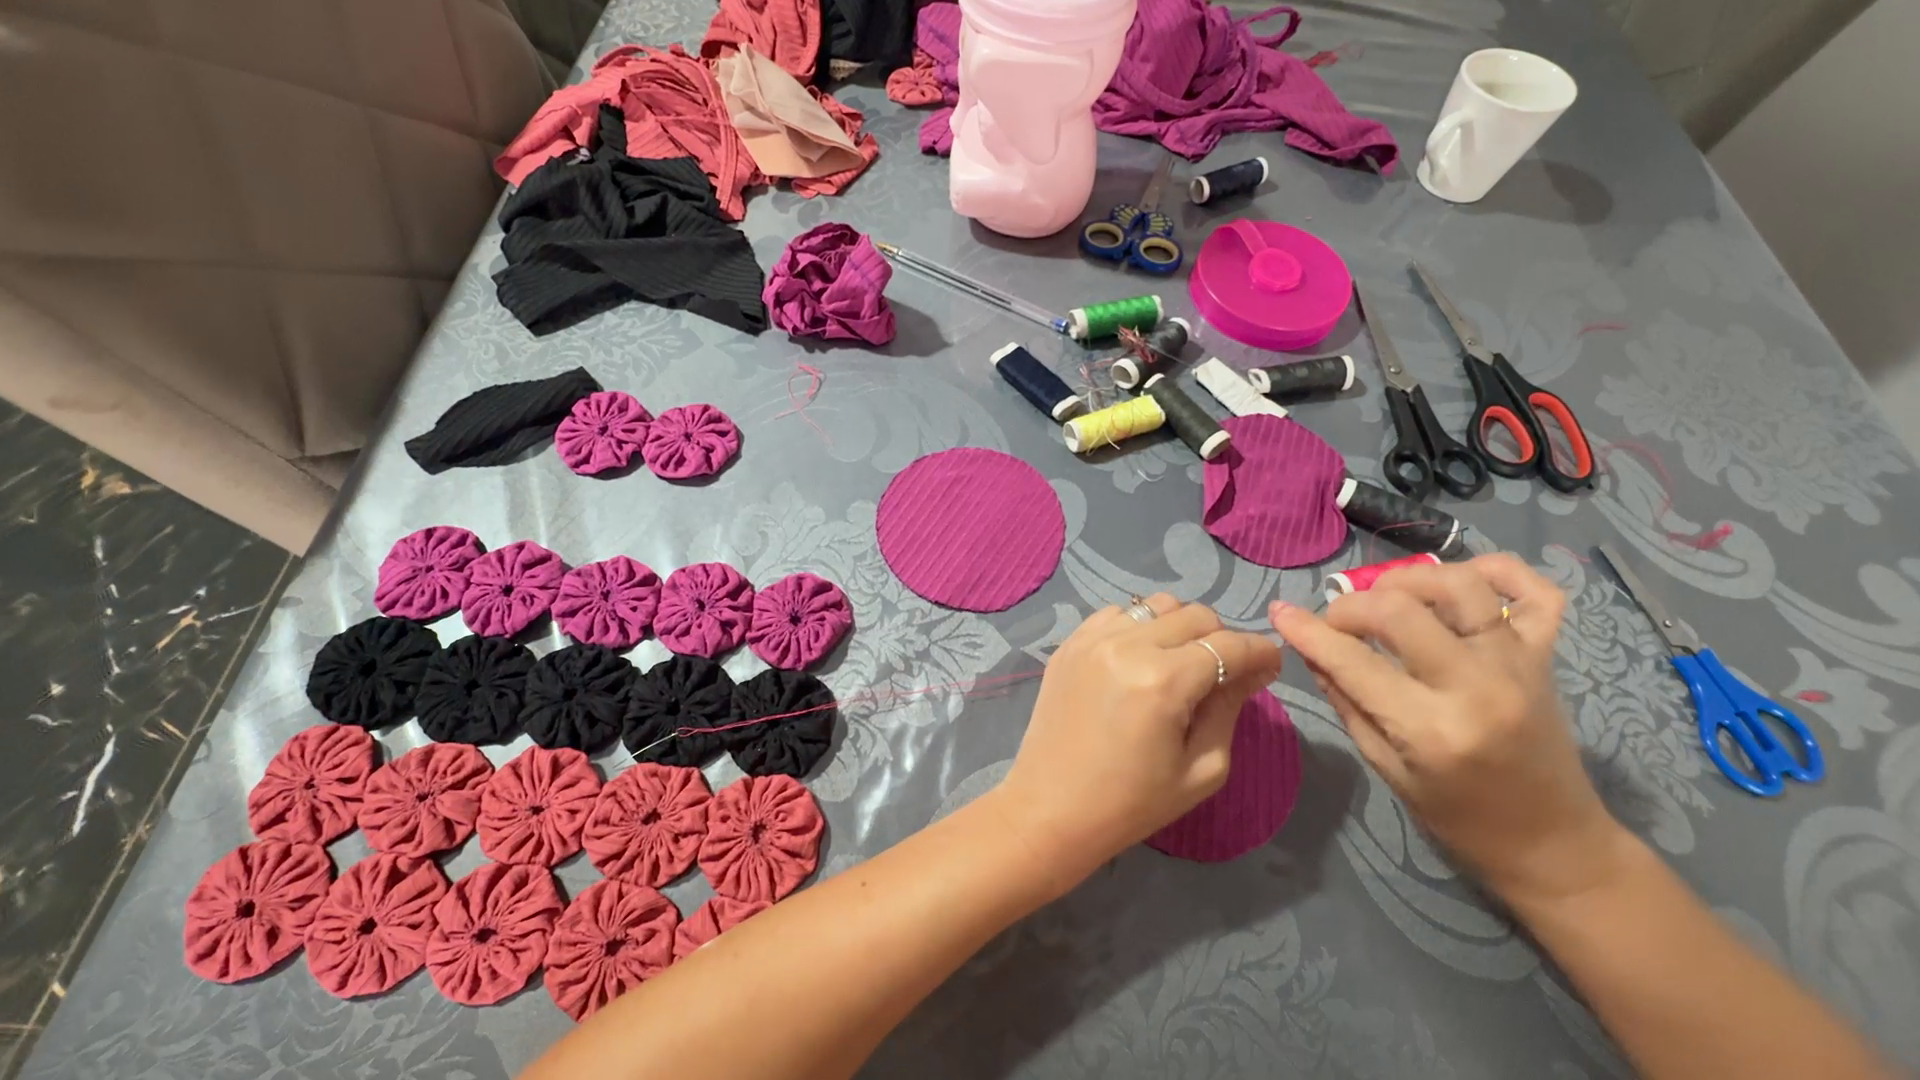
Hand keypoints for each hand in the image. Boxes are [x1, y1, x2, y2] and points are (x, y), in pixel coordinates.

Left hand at [993, 594, 1283, 890]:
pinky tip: (1140, 660)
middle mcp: (1127, 645)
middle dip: (1222, 639)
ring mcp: (1092, 639)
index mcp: (1163, 681)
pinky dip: (1140, 627)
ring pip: (1156, 606)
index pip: (1230, 645)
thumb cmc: (1132, 803)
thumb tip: (1255, 668)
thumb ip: (1230, 708)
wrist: (1049, 810)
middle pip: (1196, 615)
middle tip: (1225, 674)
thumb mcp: (1201, 768)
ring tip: (1181, 664)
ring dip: (1180, 627)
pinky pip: (1117, 613)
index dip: (1261, 653)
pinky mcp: (1069, 644)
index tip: (1271, 667)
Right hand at [1268, 555, 1628, 906]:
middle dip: (1353, 605)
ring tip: (1389, 597)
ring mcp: (1518, 664)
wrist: (1551, 842)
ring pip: (1461, 586)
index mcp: (1430, 729)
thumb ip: (1346, 701)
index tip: (1281, 613)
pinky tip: (1463, 581)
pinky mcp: (1546, 656)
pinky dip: (1498, 571)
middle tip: (1338, 621)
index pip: (1353, 660)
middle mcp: (1476, 686)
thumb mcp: (1385, 768)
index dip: (1307, 631)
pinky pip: (1535, 591)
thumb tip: (1312, 650)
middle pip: (1401, 611)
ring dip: (1411, 580)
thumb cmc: (1458, 817)